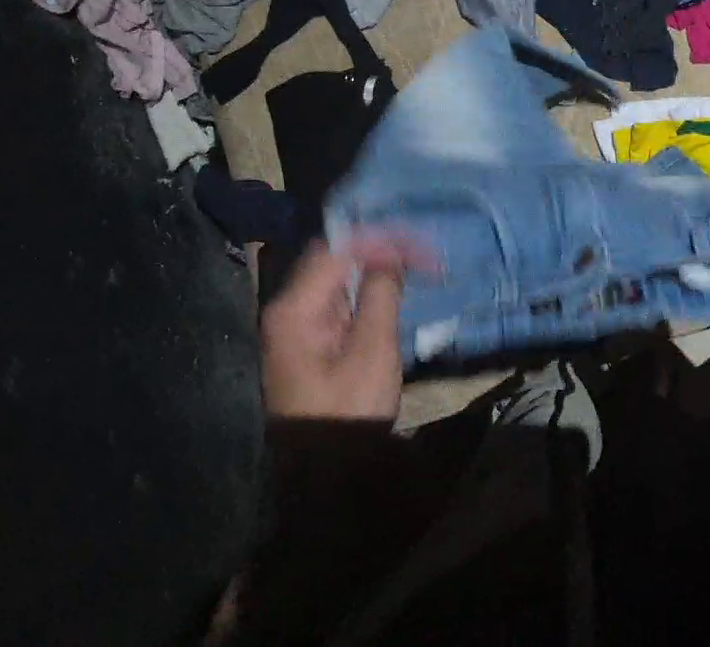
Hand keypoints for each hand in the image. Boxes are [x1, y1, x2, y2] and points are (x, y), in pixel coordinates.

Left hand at [259, 236, 429, 420]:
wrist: (325, 469)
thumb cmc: (349, 408)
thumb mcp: (372, 350)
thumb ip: (380, 294)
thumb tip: (391, 256)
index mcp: (295, 308)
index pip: (337, 249)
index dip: (381, 240)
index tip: (422, 247)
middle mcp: (287, 308)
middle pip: (333, 257)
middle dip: (379, 248)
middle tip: (421, 253)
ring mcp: (295, 325)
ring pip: (336, 276)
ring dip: (374, 266)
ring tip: (414, 266)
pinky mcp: (308, 340)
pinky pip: (337, 298)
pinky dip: (366, 287)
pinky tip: (393, 290)